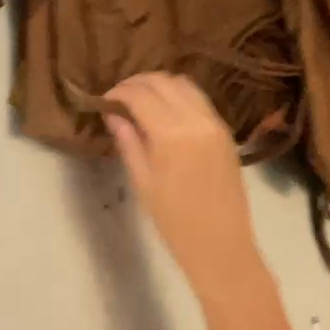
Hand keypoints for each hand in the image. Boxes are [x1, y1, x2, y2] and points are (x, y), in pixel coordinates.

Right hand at [103, 74, 263, 302]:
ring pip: (183, 83)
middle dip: (137, 82)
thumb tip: (112, 113)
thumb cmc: (175, 222)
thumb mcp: (143, 182)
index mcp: (171, 135)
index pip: (140, 95)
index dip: (119, 92)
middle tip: (120, 96)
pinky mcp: (225, 130)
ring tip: (142, 98)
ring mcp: (214, 123)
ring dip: (159, 84)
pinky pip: (199, 98)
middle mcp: (196, 120)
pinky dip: (179, 94)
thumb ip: (128, 141)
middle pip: (162, 81)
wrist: (223, 247)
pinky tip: (165, 109)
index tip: (105, 100)